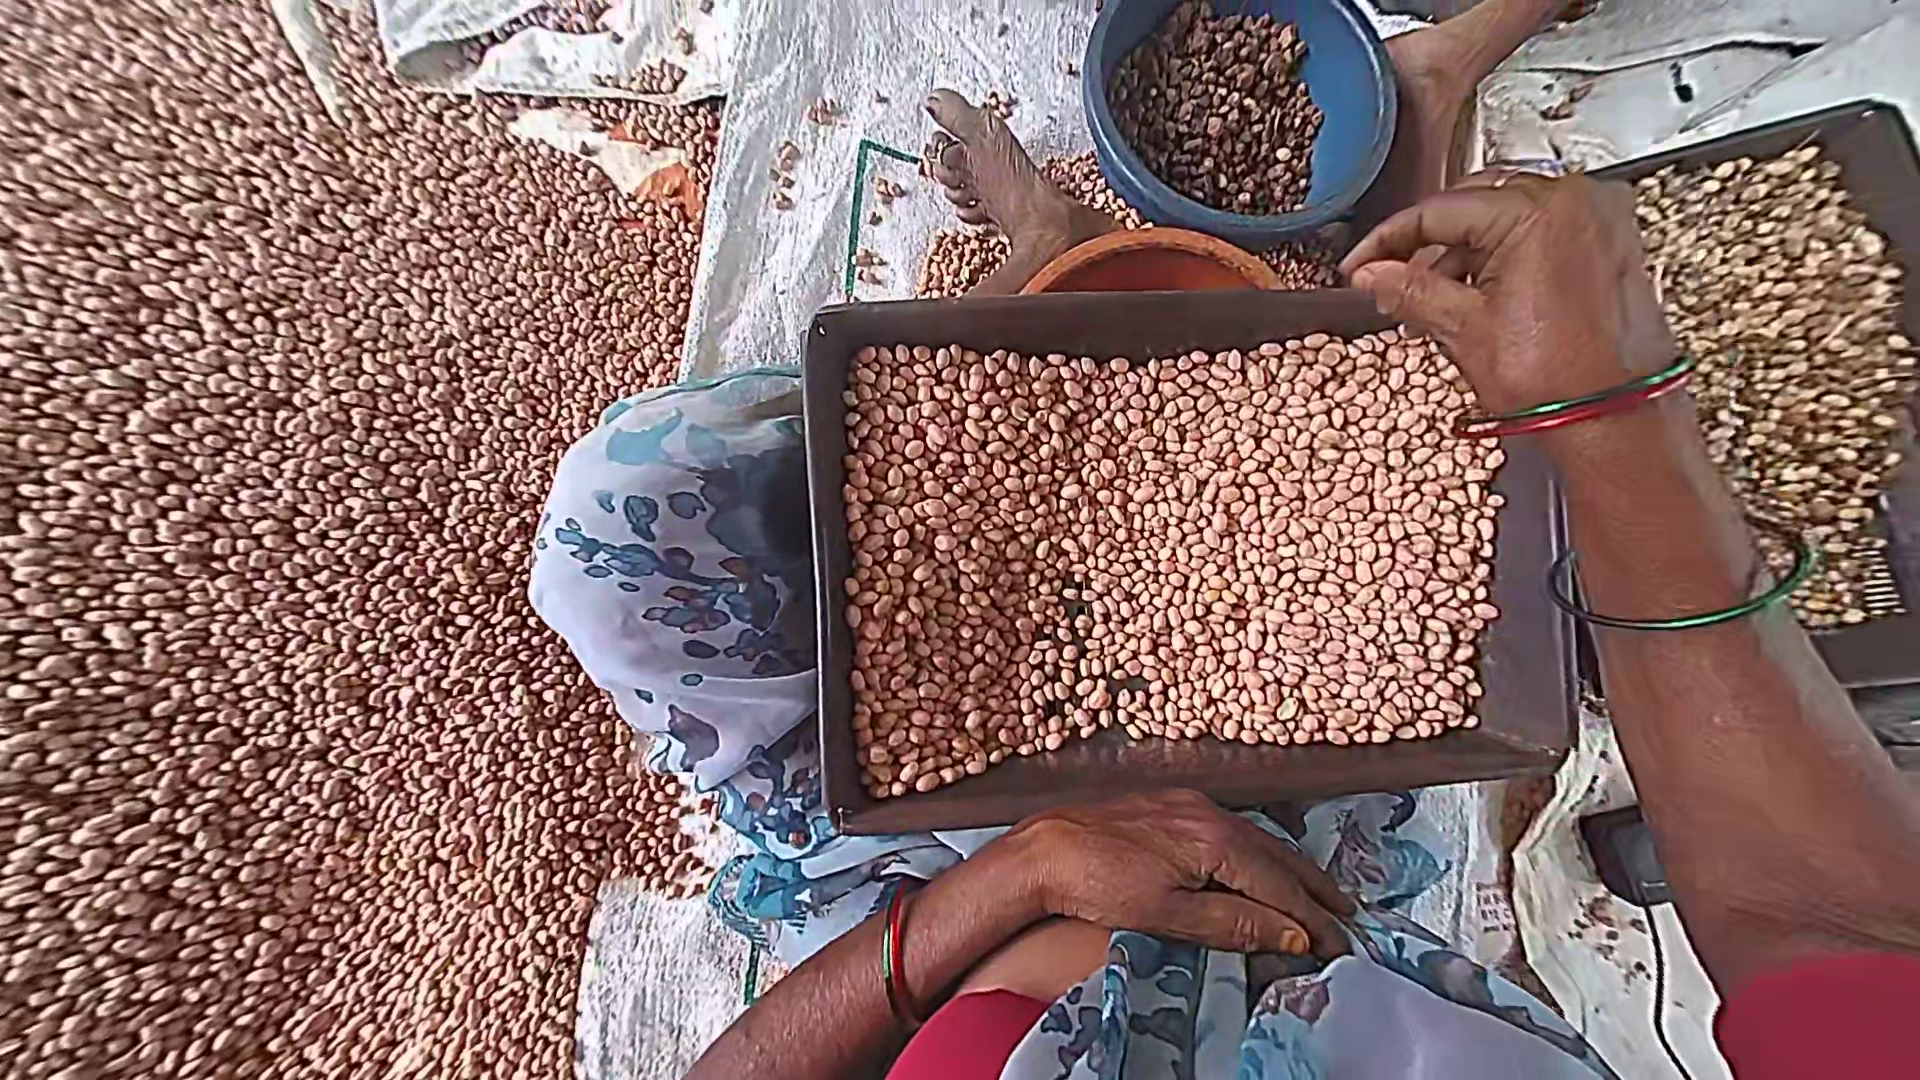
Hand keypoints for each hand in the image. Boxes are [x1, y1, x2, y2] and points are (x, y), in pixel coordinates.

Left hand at [1002, 789, 1354, 957]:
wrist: (1048, 846)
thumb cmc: (1103, 882)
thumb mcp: (1169, 913)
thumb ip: (1234, 921)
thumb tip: (1293, 933)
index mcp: (1211, 838)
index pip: (1278, 884)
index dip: (1312, 919)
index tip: (1339, 947)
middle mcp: (1205, 811)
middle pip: (1274, 852)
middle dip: (1312, 887)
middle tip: (1348, 916)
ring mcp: (1186, 802)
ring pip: (1254, 836)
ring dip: (1286, 866)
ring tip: (1315, 893)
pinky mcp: (1169, 803)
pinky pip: (1229, 826)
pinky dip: (1255, 849)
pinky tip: (1259, 862)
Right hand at [1340, 172, 1676, 414]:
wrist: (1610, 409)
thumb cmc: (1549, 372)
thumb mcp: (1460, 327)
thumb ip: (1408, 290)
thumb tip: (1367, 274)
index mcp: (1538, 214)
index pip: (1438, 211)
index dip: (1385, 240)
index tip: (1356, 268)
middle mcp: (1576, 201)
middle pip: (1471, 202)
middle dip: (1420, 242)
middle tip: (1382, 278)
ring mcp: (1596, 219)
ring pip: (1499, 217)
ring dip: (1453, 253)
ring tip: (1422, 300)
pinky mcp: (1604, 242)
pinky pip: (1532, 232)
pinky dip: (1490, 258)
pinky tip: (1465, 297)